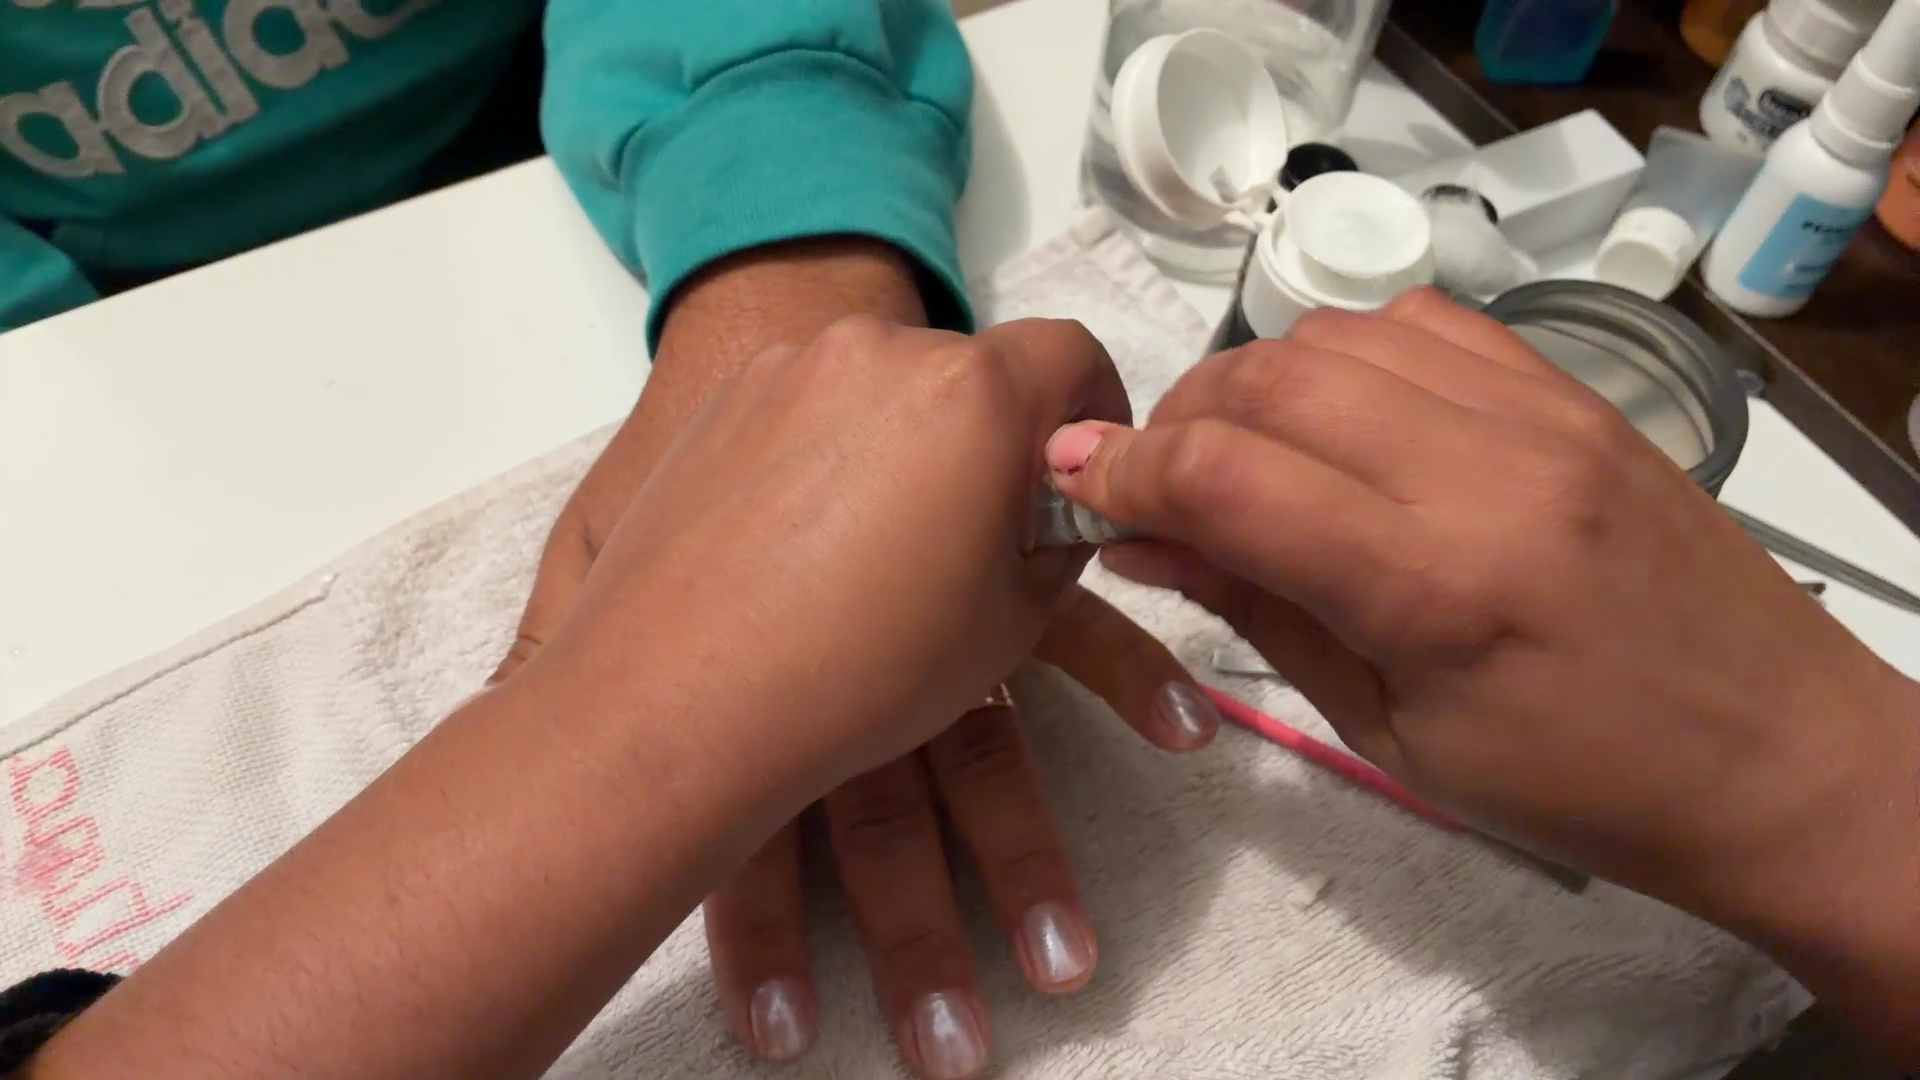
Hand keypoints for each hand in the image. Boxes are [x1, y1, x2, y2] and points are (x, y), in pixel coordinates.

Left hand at [494, 241, 1210, 1077]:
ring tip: (875, 534)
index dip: (1094, 411)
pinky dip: (837, 442)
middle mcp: (881, 349)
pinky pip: (816, 400)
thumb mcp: (1013, 620)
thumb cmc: (870, 670)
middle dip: (996, 435)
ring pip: (891, 384)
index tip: (1074, 475)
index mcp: (971, 393)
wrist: (677, 700)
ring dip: (913, 436)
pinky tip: (802, 528)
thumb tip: (1053, 503)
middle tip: (973, 523)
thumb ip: (1055, 538)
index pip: (1073, 354)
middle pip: (976, 370)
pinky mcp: (728, 397)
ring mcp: (792, 366)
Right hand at [1042, 290, 1919, 1054]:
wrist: (1782, 758)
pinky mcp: (1569, 386)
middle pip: (1266, 384)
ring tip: (1230, 448)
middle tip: (1144, 475)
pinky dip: (1330, 355)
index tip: (1068, 476)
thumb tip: (1134, 542)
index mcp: (1433, 584)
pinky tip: (1325, 414)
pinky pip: (1412, 322)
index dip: (1123, 468)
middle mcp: (1485, 467)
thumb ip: (1250, 607)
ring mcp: (1540, 409)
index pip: (1226, 479)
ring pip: (1327, 336)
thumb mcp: (1375, 725)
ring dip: (1242, 384)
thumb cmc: (1562, 779)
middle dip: (1170, 419)